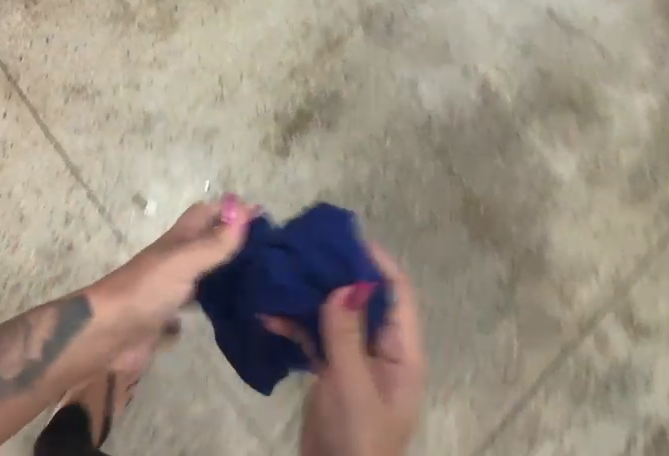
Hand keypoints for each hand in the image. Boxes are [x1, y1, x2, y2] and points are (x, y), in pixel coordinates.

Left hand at [88, 194, 260, 337]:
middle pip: (205, 243)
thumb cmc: (146, 290)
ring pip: (202, 274)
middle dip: (233, 242)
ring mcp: (169, 289)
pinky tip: (232, 315)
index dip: (230, 210)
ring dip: (225, 274)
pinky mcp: (167, 317)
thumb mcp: (183, 262)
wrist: (110, 334)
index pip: (205, 214)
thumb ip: (213, 242)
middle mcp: (174, 261)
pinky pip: (195, 307)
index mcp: (176, 242)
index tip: (264, 215)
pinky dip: (213, 307)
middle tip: (270, 254)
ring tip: (261, 282)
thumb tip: (243, 209)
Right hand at [262, 243, 425, 455]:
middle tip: (301, 243)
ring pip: (335, 313)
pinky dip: (292, 323)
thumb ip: (346, 334)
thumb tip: (346, 282)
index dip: (376, 261)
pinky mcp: (332, 372)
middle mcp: (383, 350)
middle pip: (364, 297)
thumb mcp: (353, 387)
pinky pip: (314, 336)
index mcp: (403, 353)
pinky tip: (265, 313)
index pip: (397, 294)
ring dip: (309, 293)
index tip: (341, 233)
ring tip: (279, 268)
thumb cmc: (360, 441)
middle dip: (335, 270)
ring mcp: (356, 361)